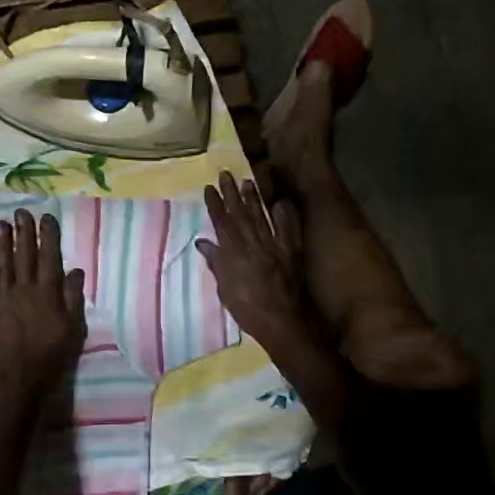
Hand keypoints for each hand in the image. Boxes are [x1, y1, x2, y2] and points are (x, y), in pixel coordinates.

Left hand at [0, 210, 85, 399]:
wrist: (21, 375)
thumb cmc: (53, 351)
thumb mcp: (73, 326)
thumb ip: (73, 297)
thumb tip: (75, 270)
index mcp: (48, 291)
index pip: (50, 257)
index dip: (48, 236)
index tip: (47, 217)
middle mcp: (25, 288)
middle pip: (25, 255)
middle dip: (24, 232)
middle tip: (22, 211)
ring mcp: (5, 297)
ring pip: (4, 263)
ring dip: (3, 242)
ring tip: (2, 223)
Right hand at [196, 172, 315, 347]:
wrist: (281, 321)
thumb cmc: (248, 311)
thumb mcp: (225, 290)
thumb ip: (217, 264)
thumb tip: (204, 242)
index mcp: (233, 255)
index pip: (222, 223)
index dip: (215, 204)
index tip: (209, 187)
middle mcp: (253, 245)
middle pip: (240, 214)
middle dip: (232, 193)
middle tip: (226, 173)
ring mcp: (274, 246)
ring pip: (261, 217)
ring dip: (254, 198)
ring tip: (248, 181)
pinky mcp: (290, 252)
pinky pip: (287, 229)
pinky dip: (284, 215)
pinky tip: (280, 201)